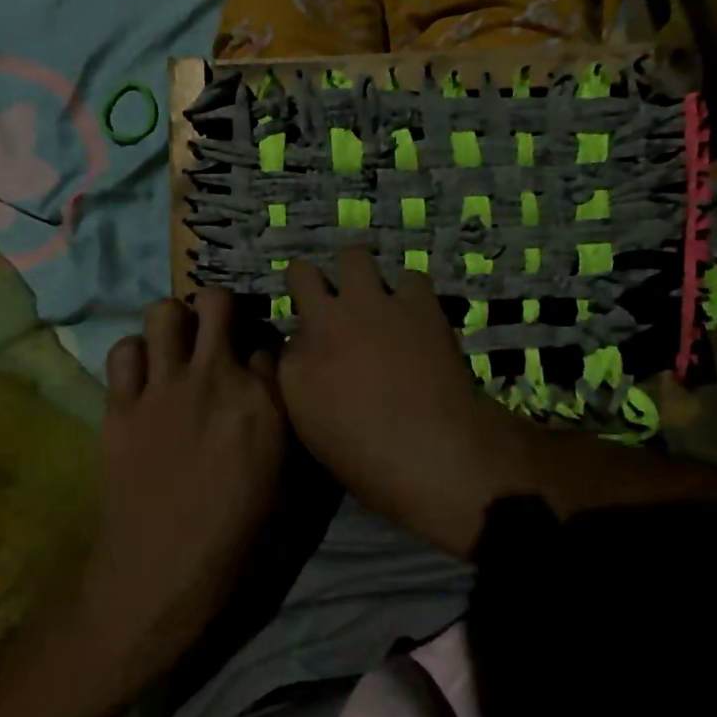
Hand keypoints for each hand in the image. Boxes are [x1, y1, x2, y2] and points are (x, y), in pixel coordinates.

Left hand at [82, 291, 286, 657]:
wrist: (162, 571)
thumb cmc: (236, 533)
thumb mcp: (281, 473)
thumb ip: (277, 415)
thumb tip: (264, 382)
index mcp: (263, 401)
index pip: (267, 339)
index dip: (262, 344)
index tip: (257, 358)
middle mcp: (215, 379)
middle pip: (217, 303)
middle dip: (220, 308)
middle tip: (216, 330)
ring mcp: (163, 389)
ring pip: (163, 313)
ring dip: (174, 322)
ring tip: (176, 346)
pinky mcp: (121, 406)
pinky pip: (123, 351)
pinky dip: (135, 354)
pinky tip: (143, 376)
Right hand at [279, 246, 532, 555]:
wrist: (434, 450)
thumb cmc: (370, 461)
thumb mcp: (315, 430)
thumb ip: (305, 384)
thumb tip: (311, 358)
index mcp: (294, 364)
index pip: (283, 332)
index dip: (298, 331)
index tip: (309, 336)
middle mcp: (325, 323)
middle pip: (303, 272)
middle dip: (312, 280)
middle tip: (330, 298)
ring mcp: (371, 305)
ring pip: (354, 256)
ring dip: (359, 273)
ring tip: (374, 295)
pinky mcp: (416, 302)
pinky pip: (409, 277)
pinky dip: (410, 292)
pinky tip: (416, 312)